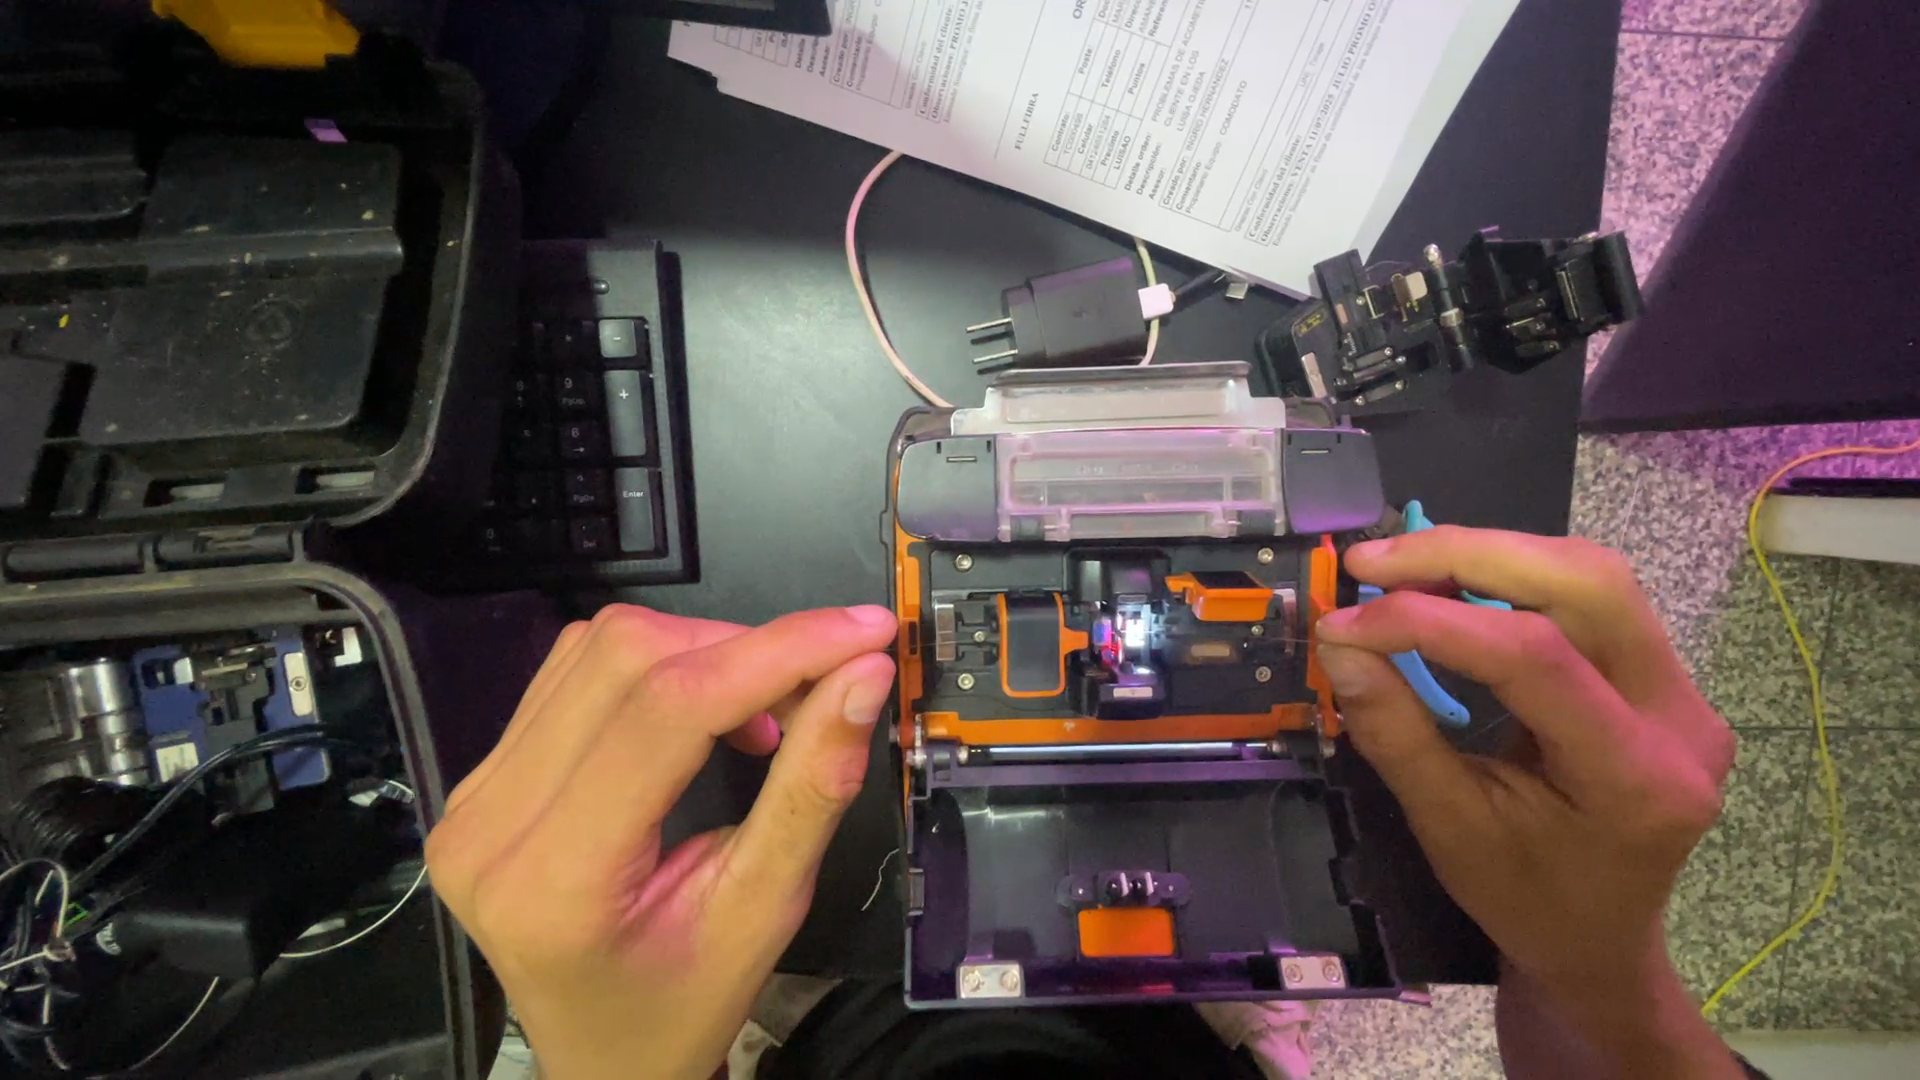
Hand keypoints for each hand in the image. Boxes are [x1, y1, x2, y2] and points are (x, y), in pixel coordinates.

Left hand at [425, 603, 897, 1079]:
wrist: (600, 1058)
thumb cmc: (686, 1004)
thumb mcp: (769, 907)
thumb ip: (814, 784)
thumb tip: (865, 675)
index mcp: (556, 875)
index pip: (672, 710)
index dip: (779, 652)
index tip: (867, 632)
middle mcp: (494, 815)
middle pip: (633, 657)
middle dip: (749, 650)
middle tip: (819, 688)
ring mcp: (479, 785)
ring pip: (607, 645)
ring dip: (710, 651)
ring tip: (766, 709)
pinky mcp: (491, 767)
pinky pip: (585, 664)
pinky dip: (669, 661)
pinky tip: (708, 708)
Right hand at [1313, 527, 1739, 1077]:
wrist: (1598, 937)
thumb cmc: (1521, 895)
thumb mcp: (1444, 824)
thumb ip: (1391, 729)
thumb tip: (1336, 642)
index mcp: (1634, 775)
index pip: (1532, 657)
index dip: (1426, 623)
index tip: (1340, 624)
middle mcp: (1680, 717)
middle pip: (1585, 584)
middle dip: (1466, 555)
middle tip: (1371, 562)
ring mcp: (1679, 690)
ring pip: (1590, 574)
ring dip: (1485, 555)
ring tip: (1398, 568)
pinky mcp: (1655, 675)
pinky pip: (1582, 596)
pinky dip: (1502, 575)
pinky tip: (1444, 584)